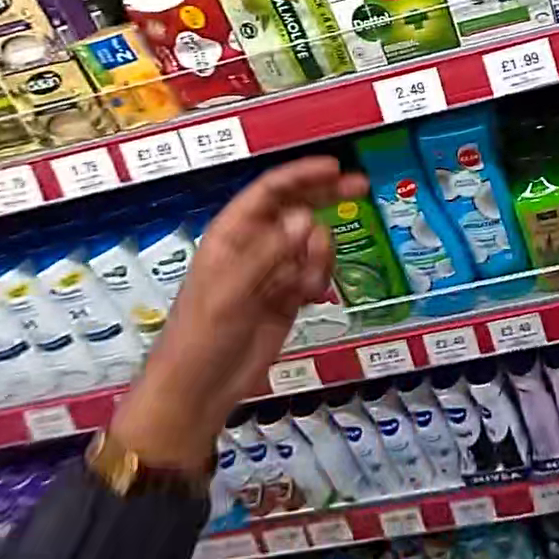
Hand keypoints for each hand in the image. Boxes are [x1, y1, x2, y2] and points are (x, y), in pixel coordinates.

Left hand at [108, 156, 366, 470]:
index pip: (272, 190)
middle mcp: (257, 243)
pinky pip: (316, 271)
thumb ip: (270, 252)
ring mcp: (275, 268)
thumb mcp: (230, 291)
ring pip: (313, 242)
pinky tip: (307, 296)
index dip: (302, 174)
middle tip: (359, 187)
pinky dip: (319, 279)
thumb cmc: (201, 335)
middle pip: (298, 205)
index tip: (334, 168)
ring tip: (306, 282)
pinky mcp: (289, 293)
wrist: (200, 390)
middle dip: (327, 195)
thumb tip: (307, 218)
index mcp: (234, 231)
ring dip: (319, 256)